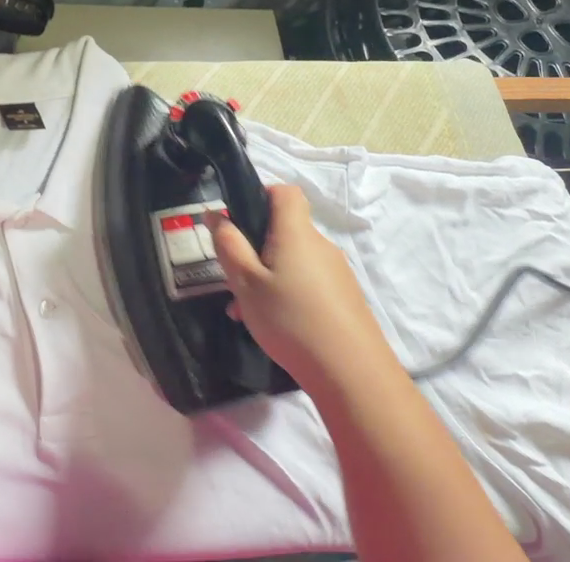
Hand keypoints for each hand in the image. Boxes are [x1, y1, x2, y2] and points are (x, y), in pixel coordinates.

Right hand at [205, 186, 397, 393]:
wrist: (353, 376)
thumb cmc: (291, 320)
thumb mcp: (245, 282)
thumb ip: (228, 244)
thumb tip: (216, 214)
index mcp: (297, 234)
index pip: (284, 193)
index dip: (259, 196)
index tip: (237, 222)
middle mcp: (320, 246)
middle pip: (284, 231)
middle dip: (253, 248)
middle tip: (232, 278)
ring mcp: (336, 273)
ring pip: (291, 260)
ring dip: (265, 275)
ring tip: (245, 309)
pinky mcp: (343, 298)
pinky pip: (305, 282)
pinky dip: (284, 292)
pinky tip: (270, 323)